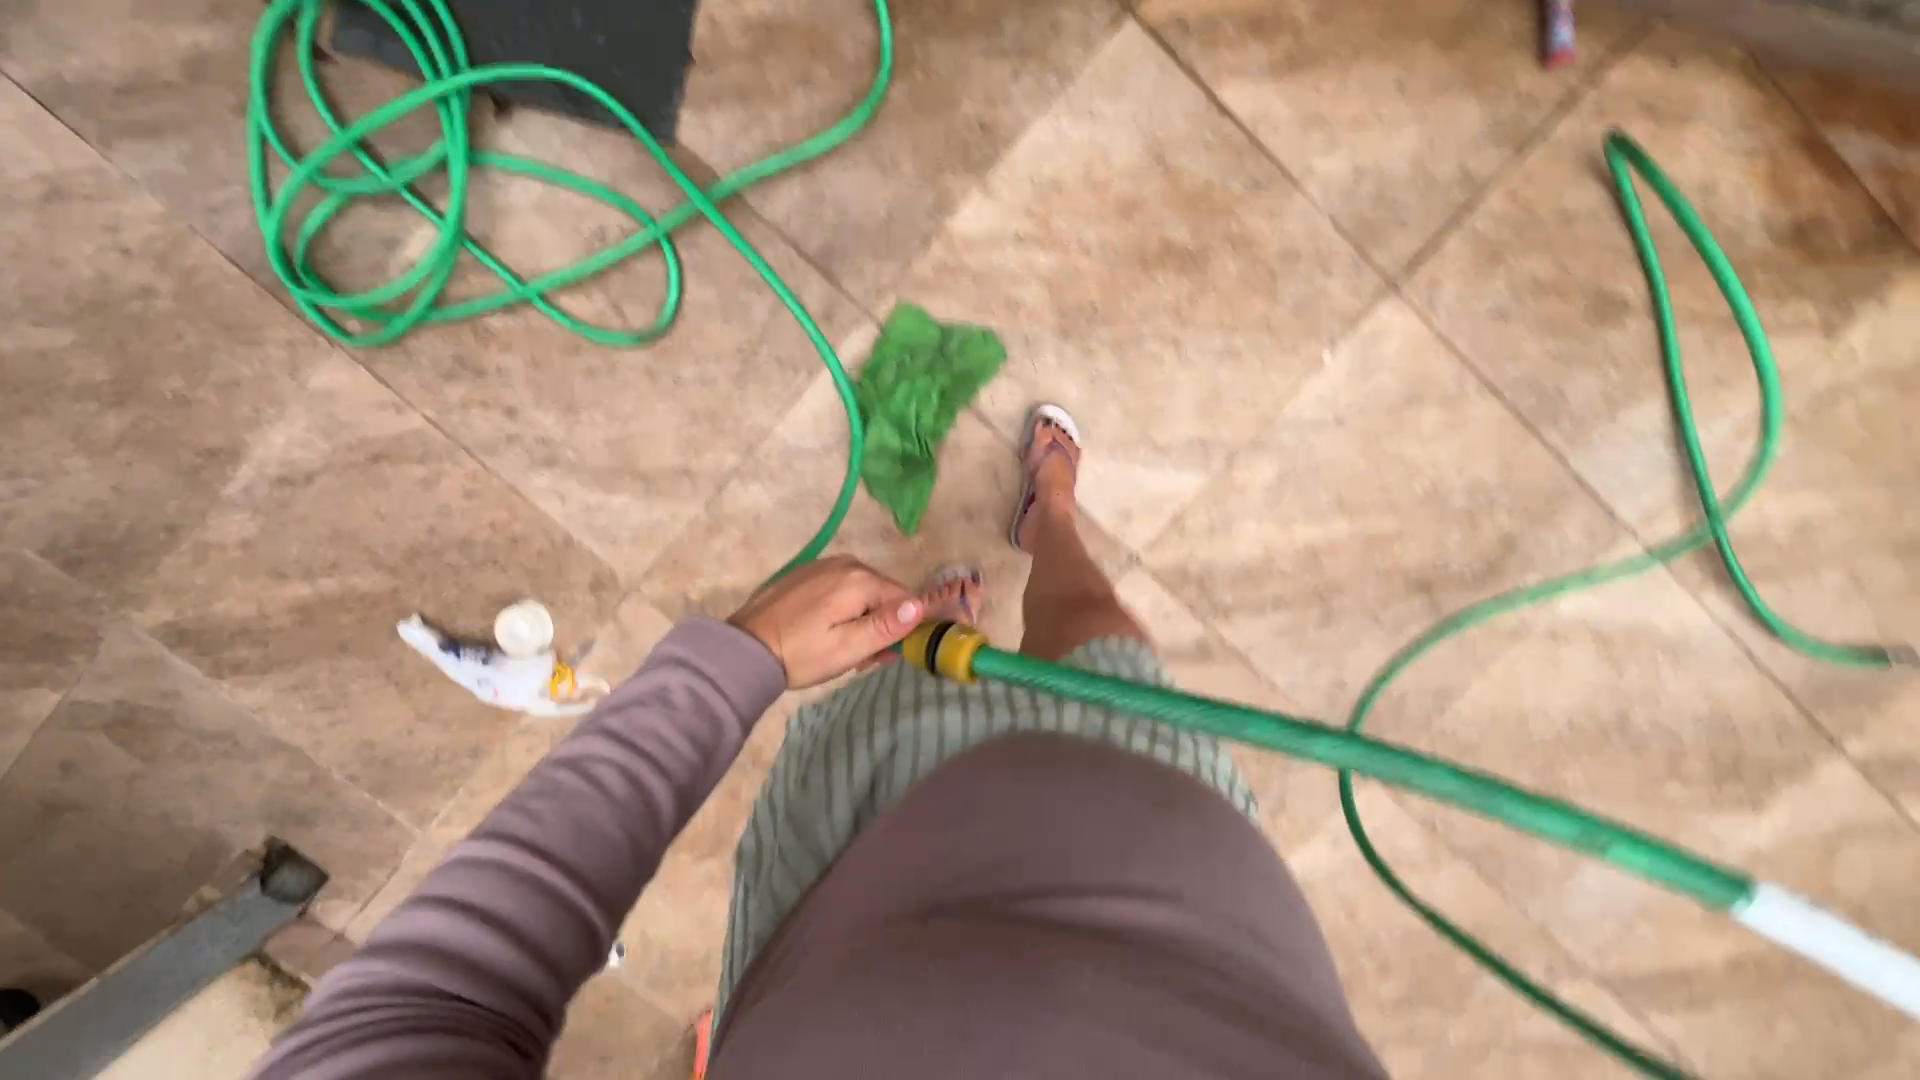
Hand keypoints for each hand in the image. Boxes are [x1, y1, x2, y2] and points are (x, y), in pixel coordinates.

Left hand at [727, 557, 922, 688]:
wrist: (744, 649)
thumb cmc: (801, 654)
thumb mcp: (848, 648)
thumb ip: (886, 626)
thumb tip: (920, 605)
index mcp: (861, 579)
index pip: (906, 600)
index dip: (903, 629)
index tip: (884, 655)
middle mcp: (847, 563)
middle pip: (885, 594)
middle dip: (881, 623)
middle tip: (861, 657)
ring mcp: (824, 565)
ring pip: (863, 591)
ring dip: (862, 617)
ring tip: (841, 646)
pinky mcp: (806, 573)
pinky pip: (841, 588)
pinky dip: (842, 608)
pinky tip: (824, 630)